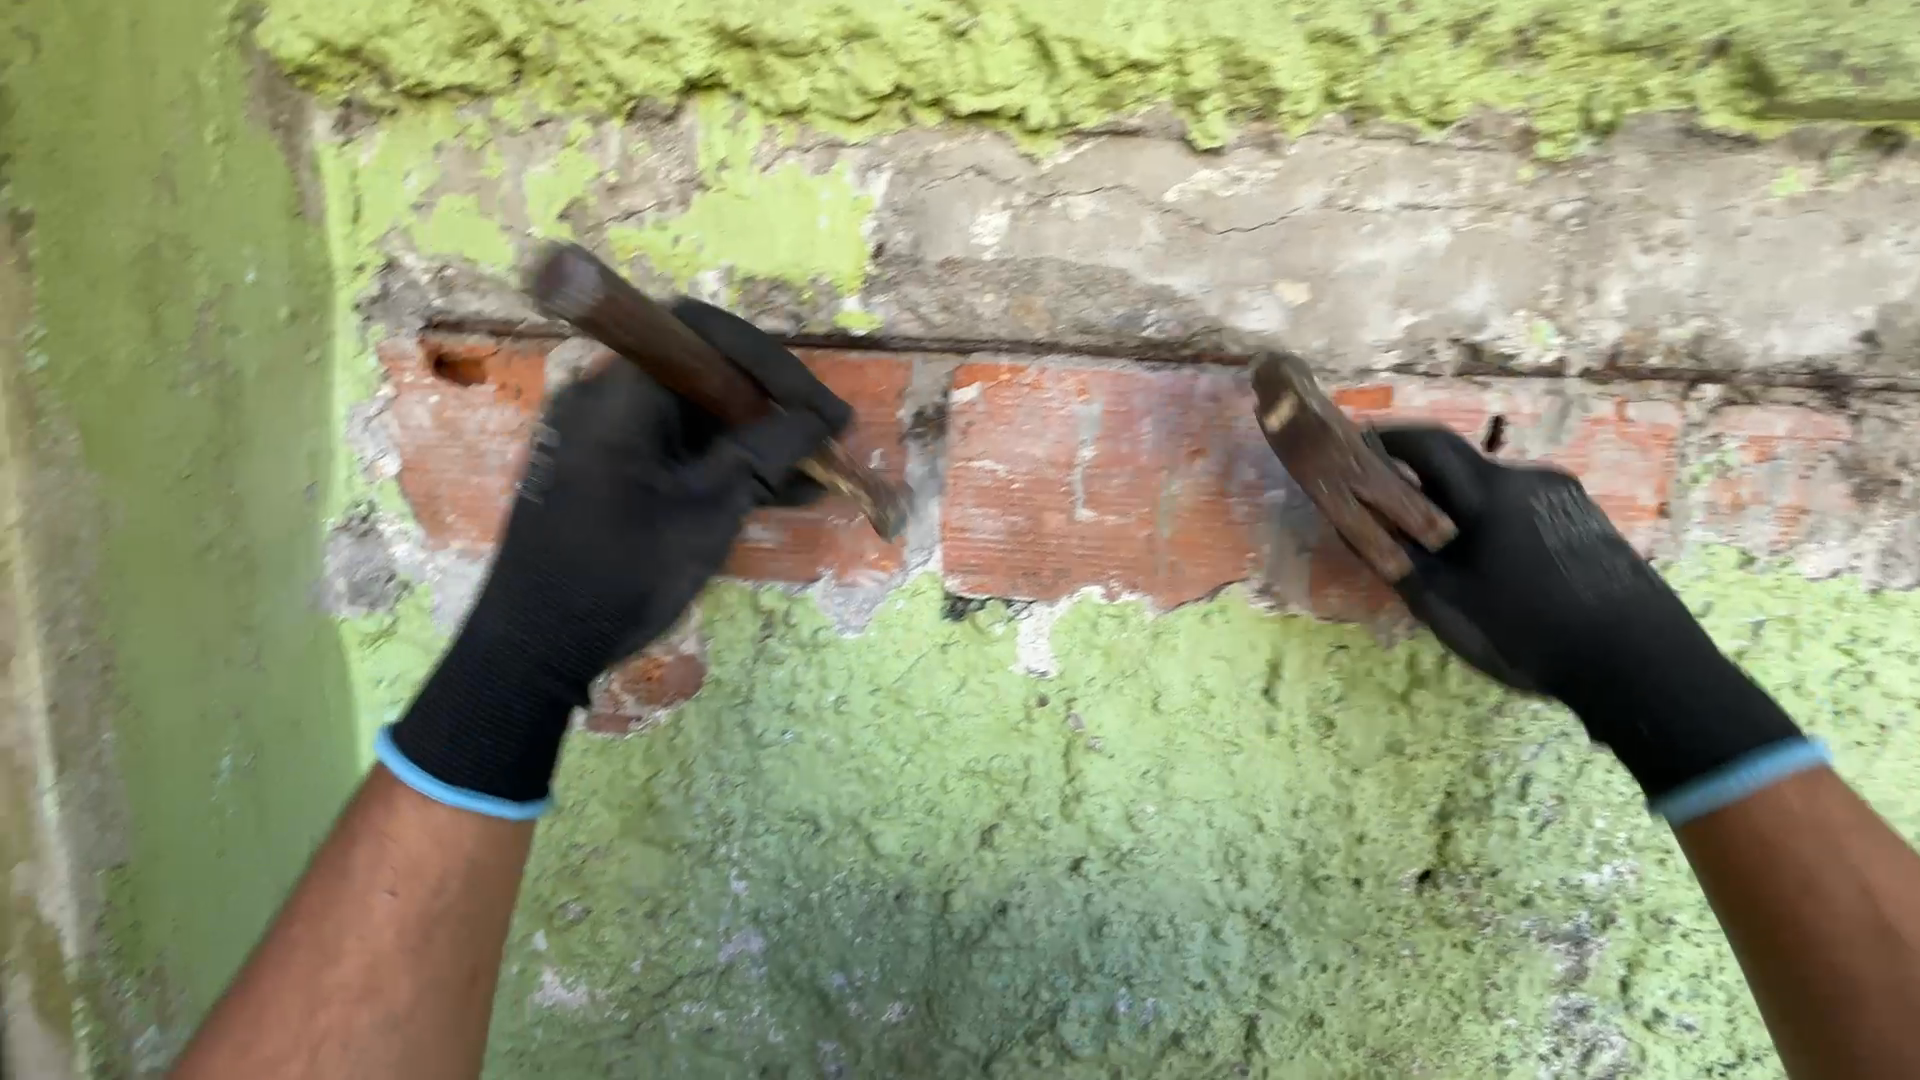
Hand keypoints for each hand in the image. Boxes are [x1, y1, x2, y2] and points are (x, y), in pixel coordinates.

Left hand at [379, 302, 848, 816]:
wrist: (537, 645)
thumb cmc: (622, 572)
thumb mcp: (709, 510)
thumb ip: (767, 453)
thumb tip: (820, 419)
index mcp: (621, 392)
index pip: (705, 335)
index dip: (773, 364)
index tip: (820, 407)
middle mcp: (609, 397)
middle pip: (705, 372)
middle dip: (773, 403)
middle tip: (825, 435)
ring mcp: (609, 434)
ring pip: (699, 415)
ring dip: (759, 439)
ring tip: (817, 473)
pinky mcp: (614, 469)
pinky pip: (682, 449)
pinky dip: (729, 464)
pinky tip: (780, 494)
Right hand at [1375, 426, 1813, 809]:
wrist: (1642, 666)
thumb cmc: (1524, 628)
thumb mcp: (1440, 599)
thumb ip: (1394, 554)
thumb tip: (1360, 522)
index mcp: (1489, 490)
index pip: (1425, 441)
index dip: (1385, 439)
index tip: (1355, 449)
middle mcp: (1528, 479)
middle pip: (1457, 465)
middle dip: (1415, 481)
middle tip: (1385, 512)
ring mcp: (1565, 498)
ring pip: (1489, 490)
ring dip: (1453, 505)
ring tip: (1431, 547)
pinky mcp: (1586, 522)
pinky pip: (1518, 507)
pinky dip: (1486, 521)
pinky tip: (1482, 564)